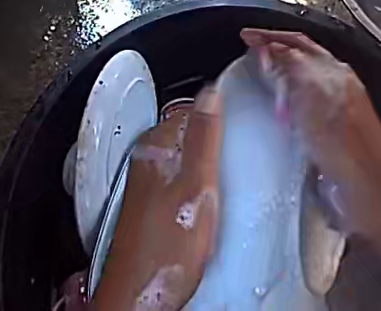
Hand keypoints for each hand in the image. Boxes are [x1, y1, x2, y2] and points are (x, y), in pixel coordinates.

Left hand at [90, 86, 223, 310]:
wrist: (138, 304)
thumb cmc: (164, 248)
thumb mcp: (197, 183)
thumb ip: (205, 135)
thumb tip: (213, 92)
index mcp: (157, 144)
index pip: (195, 108)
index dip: (222, 115)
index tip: (242, 128)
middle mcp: (150, 159)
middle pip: (193, 135)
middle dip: (218, 143)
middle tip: (240, 158)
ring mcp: (150, 184)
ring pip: (190, 159)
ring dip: (211, 167)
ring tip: (229, 182)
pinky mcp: (154, 208)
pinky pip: (185, 182)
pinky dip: (201, 187)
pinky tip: (212, 203)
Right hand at [239, 28, 380, 234]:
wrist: (369, 191)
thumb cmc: (345, 142)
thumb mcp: (311, 92)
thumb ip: (289, 66)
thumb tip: (269, 49)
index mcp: (333, 70)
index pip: (296, 42)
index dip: (269, 36)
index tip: (246, 36)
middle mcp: (334, 86)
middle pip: (298, 61)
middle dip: (273, 55)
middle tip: (248, 57)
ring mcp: (332, 113)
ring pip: (297, 87)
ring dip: (277, 81)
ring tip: (256, 83)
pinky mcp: (327, 140)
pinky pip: (298, 115)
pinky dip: (283, 110)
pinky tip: (272, 120)